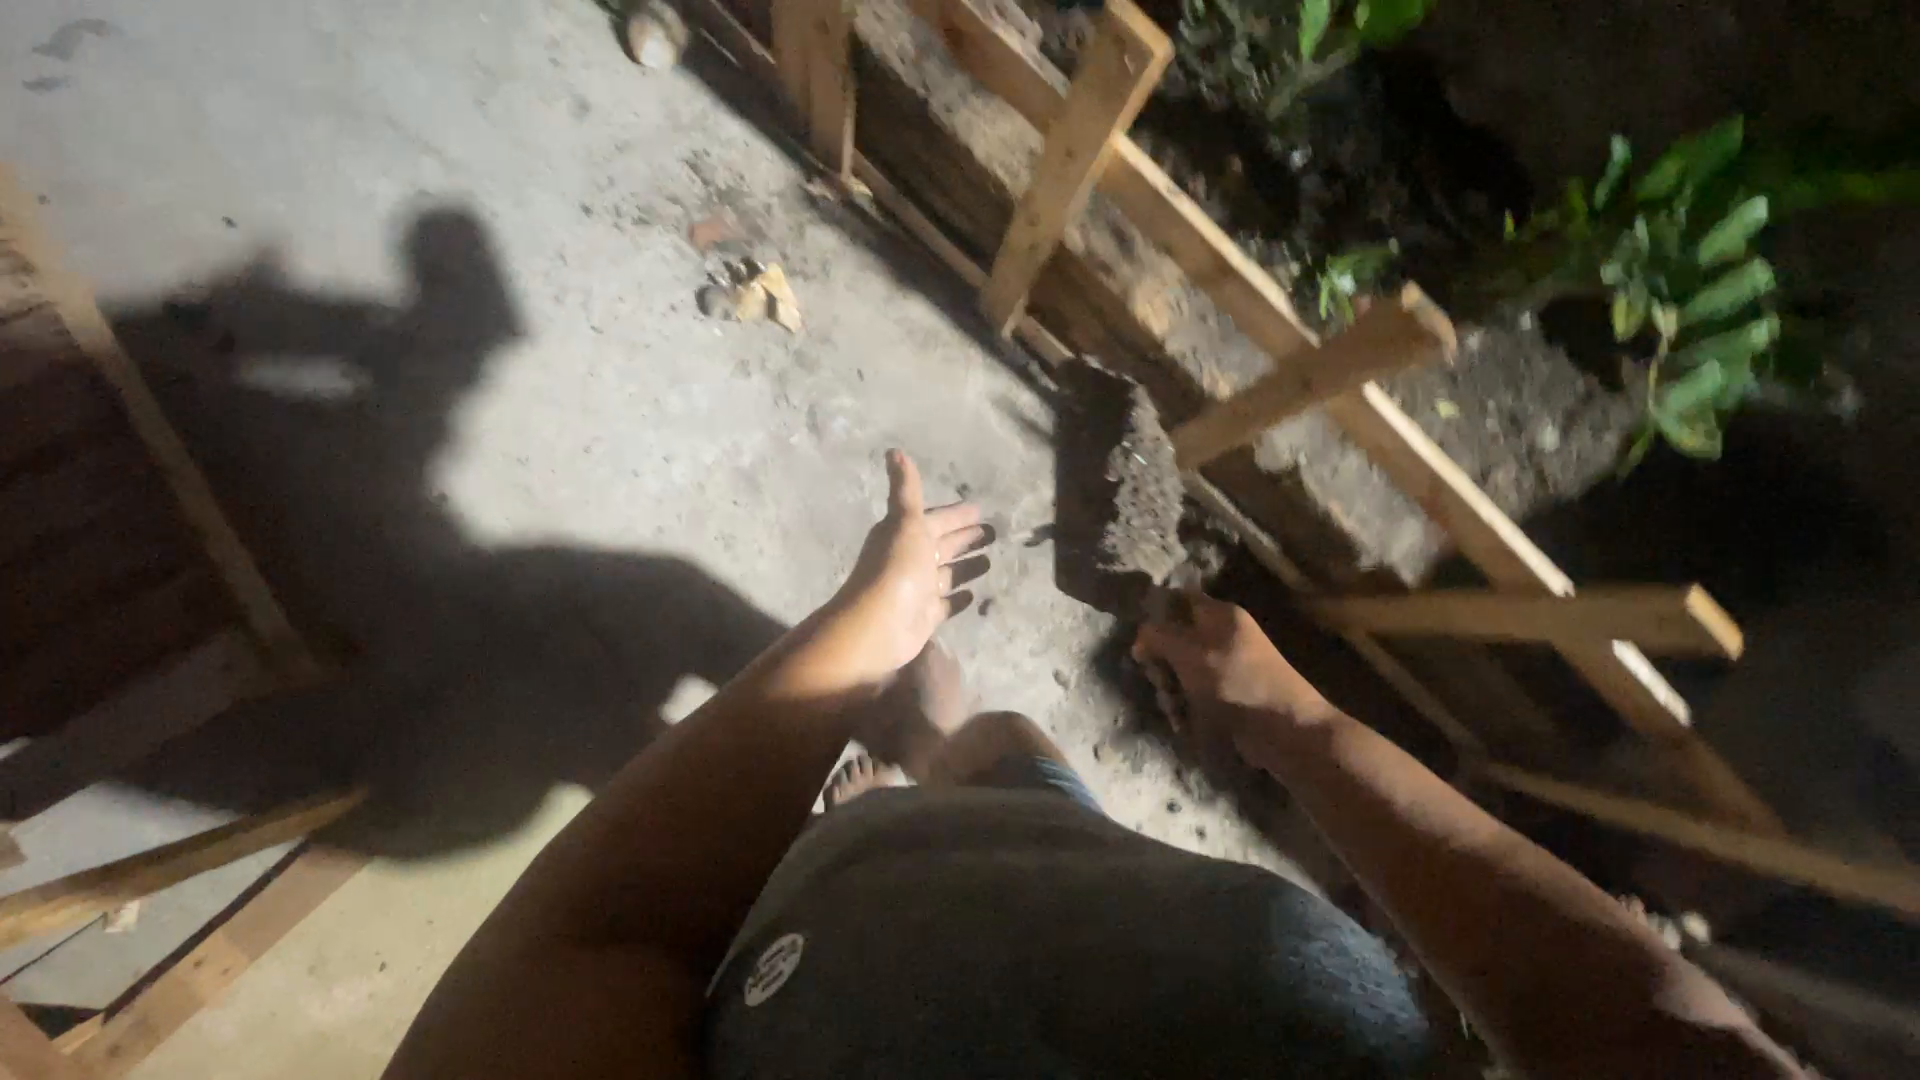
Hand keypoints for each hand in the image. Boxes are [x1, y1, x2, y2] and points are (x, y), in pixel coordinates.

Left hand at [824, 450, 989, 684]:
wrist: (878, 625)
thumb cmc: (895, 569)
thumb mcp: (904, 522)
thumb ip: (905, 489)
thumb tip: (893, 450)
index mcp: (906, 535)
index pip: (936, 520)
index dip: (956, 515)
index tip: (979, 509)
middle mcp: (910, 559)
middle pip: (943, 545)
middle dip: (965, 538)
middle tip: (994, 532)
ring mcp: (917, 589)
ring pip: (946, 574)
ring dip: (966, 566)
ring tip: (991, 560)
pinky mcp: (924, 616)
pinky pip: (945, 603)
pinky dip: (959, 597)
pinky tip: (975, 594)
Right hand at [1131, 591, 1330, 762]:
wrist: (1283, 728)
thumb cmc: (1233, 681)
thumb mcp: (1187, 651)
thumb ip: (1157, 636)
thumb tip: (1140, 639)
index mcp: (1219, 615)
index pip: (1178, 599)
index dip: (1156, 614)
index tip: (1140, 639)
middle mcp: (1222, 636)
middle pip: (1174, 639)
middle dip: (1160, 663)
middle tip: (1162, 681)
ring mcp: (1226, 667)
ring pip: (1181, 671)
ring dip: (1170, 691)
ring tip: (1175, 708)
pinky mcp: (1228, 695)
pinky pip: (1195, 694)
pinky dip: (1186, 706)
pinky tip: (1184, 721)